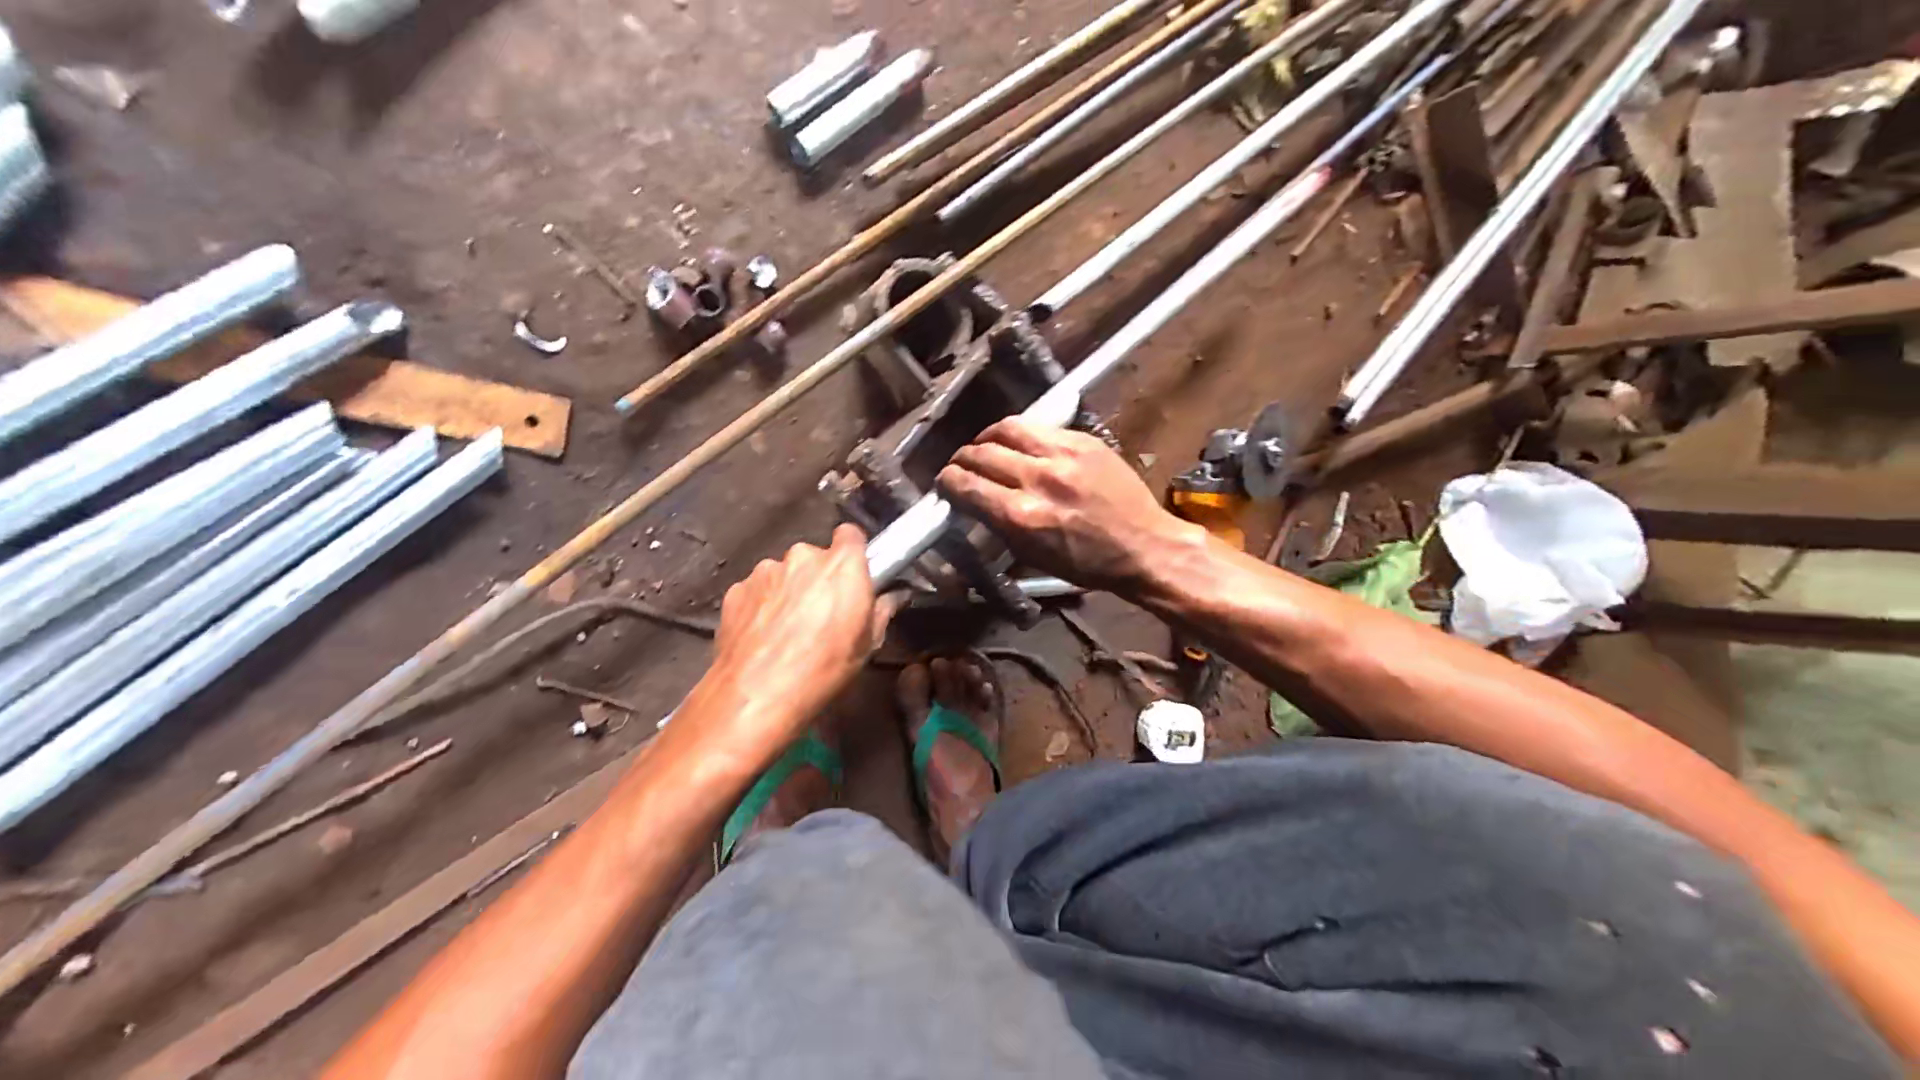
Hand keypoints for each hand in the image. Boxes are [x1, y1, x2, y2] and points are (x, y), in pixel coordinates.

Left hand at [694, 524, 878, 755]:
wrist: (756, 694)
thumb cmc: (822, 670)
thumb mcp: (867, 645)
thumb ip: (882, 610)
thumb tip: (892, 597)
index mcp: (842, 565)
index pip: (851, 534)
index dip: (852, 553)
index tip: (854, 575)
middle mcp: (802, 558)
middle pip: (815, 557)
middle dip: (819, 579)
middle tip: (824, 614)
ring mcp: (765, 571)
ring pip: (784, 574)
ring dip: (789, 592)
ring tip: (790, 632)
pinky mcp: (737, 590)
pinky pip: (758, 591)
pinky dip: (763, 606)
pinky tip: (765, 637)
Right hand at [938, 419, 1202, 592]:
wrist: (1145, 546)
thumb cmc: (1088, 564)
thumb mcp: (1034, 556)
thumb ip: (999, 524)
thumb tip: (973, 501)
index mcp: (1022, 517)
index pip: (967, 486)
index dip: (948, 482)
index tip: (945, 483)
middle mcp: (1039, 479)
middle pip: (981, 453)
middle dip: (962, 459)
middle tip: (960, 466)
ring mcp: (1063, 454)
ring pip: (1006, 428)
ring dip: (986, 438)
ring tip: (983, 447)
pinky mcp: (1083, 440)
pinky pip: (1038, 427)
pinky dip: (1019, 434)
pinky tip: (1017, 442)